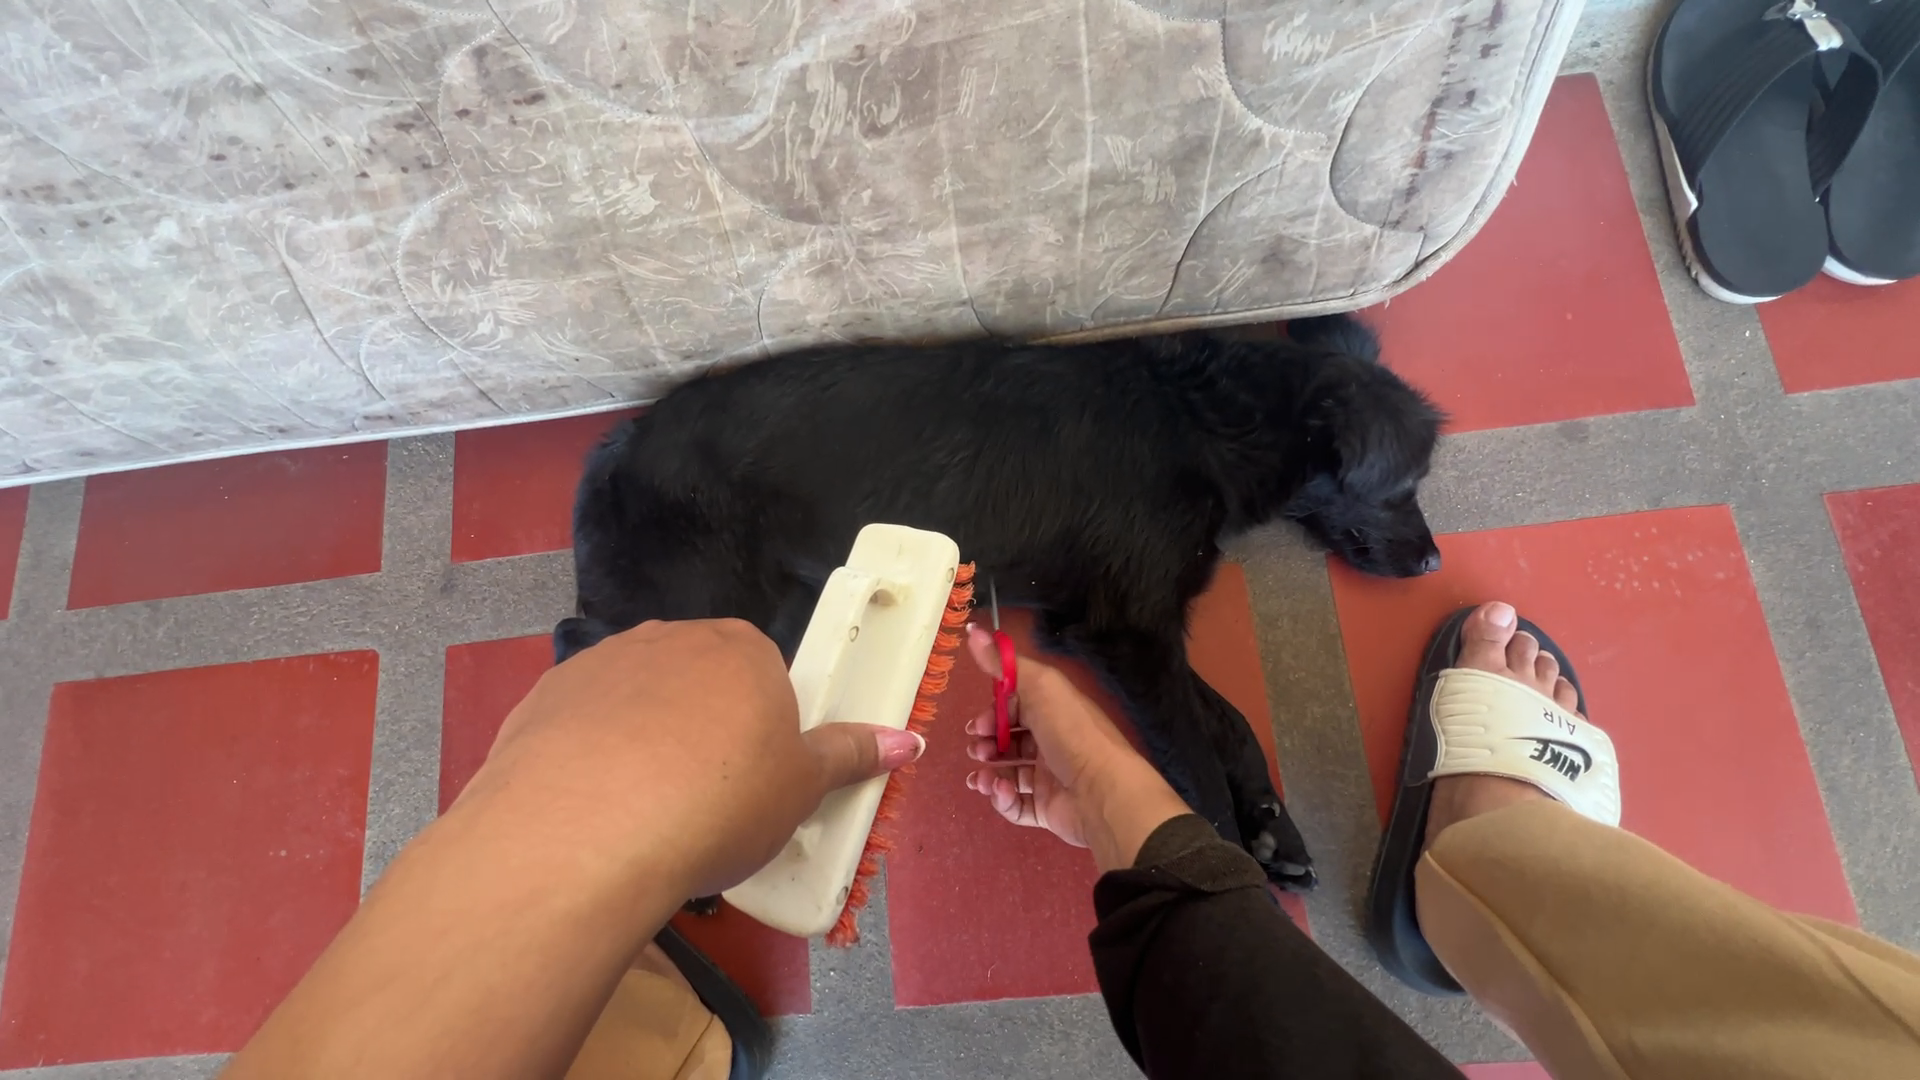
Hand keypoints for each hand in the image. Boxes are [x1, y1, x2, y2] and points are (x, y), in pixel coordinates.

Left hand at [463, 617, 924, 899]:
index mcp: (742, 649)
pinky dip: (588, 753)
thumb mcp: (801, 788)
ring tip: (642, 809)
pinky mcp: (544, 696)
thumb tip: (911, 740)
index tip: (752, 778)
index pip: (764, 675)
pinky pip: (581, 722)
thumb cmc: (718, 802)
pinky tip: (589, 804)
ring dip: (645, 737)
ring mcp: (603, 662)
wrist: (582, 836)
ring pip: (639, 699)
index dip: (762, 729)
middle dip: (705, 728)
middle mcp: (673, 638)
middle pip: (701, 680)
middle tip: (703, 798)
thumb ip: (851, 756)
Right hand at [961, 626, 1191, 870]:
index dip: (993, 713)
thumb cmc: (1071, 732)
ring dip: (989, 772)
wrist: (1103, 791)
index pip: (1015, 706)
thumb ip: (1002, 662)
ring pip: (1009, 772)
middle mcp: (1053, 740)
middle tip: (977, 750)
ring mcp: (1050, 776)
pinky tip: (999, 791)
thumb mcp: (1038, 685)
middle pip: (1010, 739)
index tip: (977, 722)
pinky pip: (1017, 804)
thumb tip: (971, 628)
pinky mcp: (1048, 809)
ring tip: (981, 778)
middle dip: (987, 743)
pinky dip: (1003, 798)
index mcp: (1054, 709)